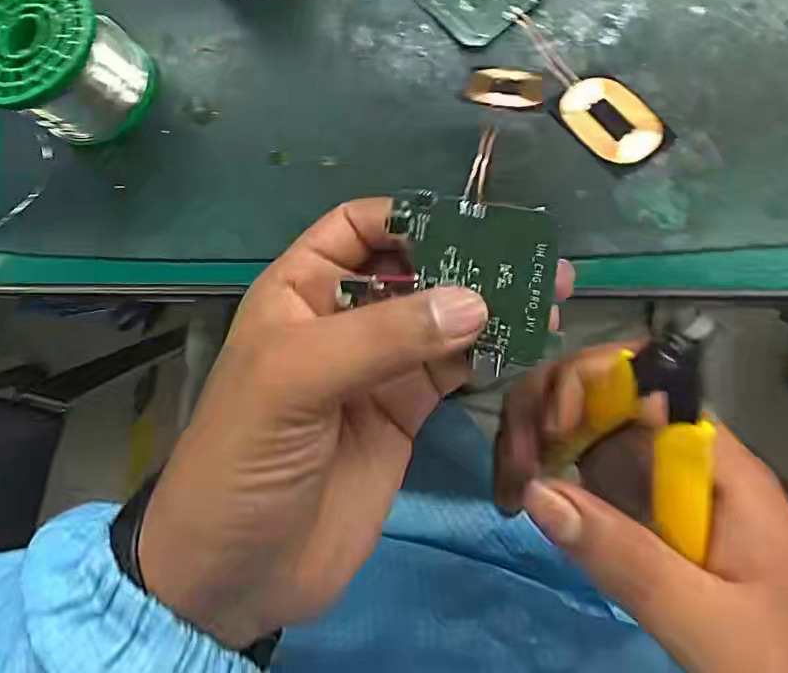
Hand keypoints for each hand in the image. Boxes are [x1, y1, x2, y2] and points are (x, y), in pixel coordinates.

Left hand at [138, 198, 573, 647]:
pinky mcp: (405, 411)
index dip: (406, 217)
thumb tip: (473, 301)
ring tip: (551, 291)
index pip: (356, 227)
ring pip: (440, 317)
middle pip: (410, 268)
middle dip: (465, 258)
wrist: (236, 570)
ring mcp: (377, 365)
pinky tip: (530, 339)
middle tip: (532, 256)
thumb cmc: (245, 452)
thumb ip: (382, 338)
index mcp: (301, 288)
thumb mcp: (296, 378)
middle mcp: (342, 316)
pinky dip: (491, 352)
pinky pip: (454, 368)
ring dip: (491, 303)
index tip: (468, 224)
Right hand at [495, 341, 787, 672]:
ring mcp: (649, 470)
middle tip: (513, 471)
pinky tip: (518, 495)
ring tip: (508, 489)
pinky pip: (573, 458)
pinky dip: (536, 465)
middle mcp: (673, 445)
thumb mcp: (713, 625)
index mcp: (708, 455)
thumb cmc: (785, 665)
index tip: (549, 434)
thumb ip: (630, 562)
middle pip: (594, 386)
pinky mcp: (631, 499)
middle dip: (542, 409)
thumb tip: (536, 491)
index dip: (584, 382)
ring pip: (574, 416)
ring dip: (530, 435)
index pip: (638, 373)